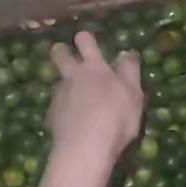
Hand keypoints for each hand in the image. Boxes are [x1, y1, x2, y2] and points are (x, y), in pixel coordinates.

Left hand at [47, 31, 144, 165]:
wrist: (85, 147)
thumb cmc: (116, 117)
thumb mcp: (133, 93)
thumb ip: (130, 71)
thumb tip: (127, 52)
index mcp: (94, 67)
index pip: (86, 41)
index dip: (85, 39)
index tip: (87, 40)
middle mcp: (73, 76)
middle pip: (60, 55)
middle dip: (62, 52)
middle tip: (68, 56)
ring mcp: (59, 95)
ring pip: (59, 81)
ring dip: (66, 84)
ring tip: (77, 98)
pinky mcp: (52, 115)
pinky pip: (58, 104)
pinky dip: (65, 108)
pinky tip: (74, 120)